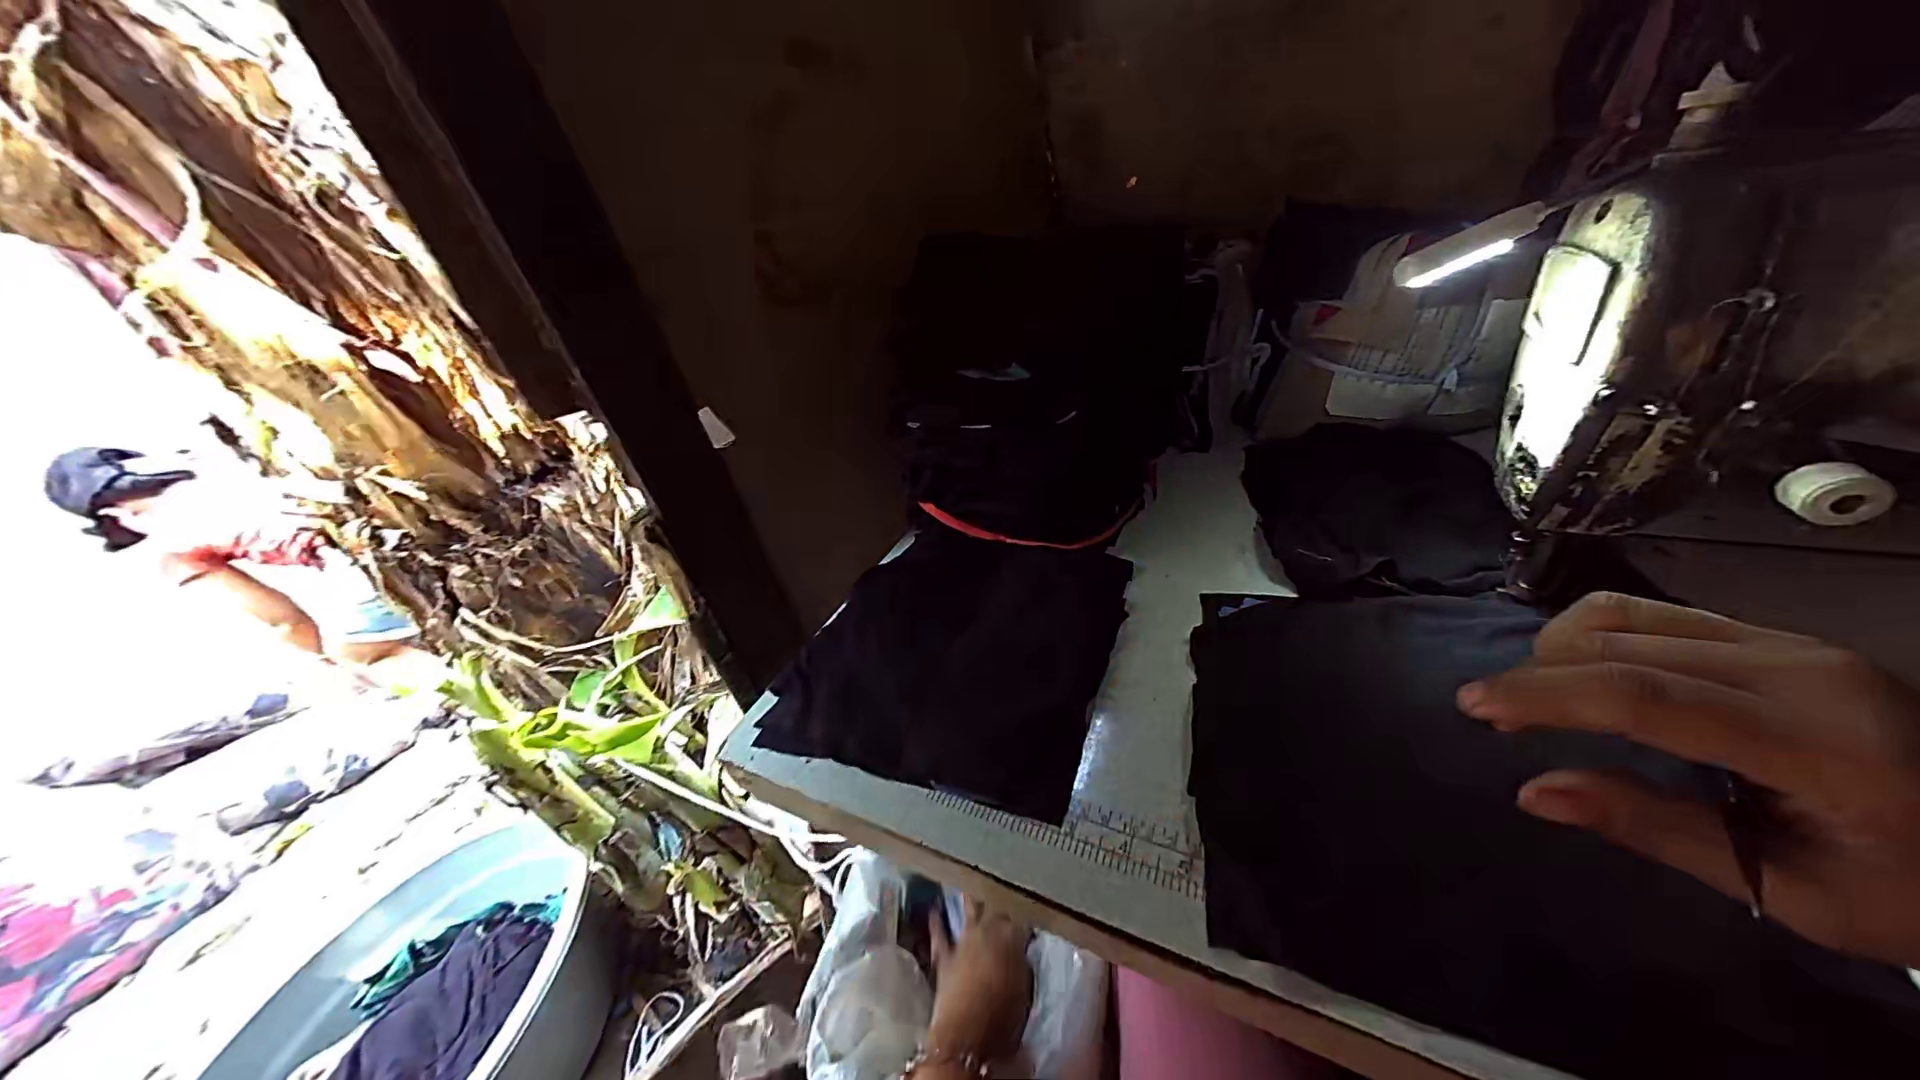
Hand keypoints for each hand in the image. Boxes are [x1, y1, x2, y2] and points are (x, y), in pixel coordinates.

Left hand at [923, 899, 1031, 1067]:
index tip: (1029, 913)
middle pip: (997, 908)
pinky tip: (933, 908)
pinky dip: (936, 921)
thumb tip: (1021, 951)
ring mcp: (964, 940)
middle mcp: (989, 932)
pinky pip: (939, 933)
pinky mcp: (944, 954)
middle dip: (1001, 900)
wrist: (966, 1037)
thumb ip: (1022, 963)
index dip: (1025, 916)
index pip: (1022, 920)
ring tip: (971, 878)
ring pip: (970, 910)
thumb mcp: (1024, 989)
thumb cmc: (1003, 1019)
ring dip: (972, 898)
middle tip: (1004, 890)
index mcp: (1013, 939)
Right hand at [1457, 592, 1919, 968]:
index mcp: (1823, 747)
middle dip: (1535, 677)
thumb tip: (1532, 793)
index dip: (1544, 696)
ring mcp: (1791, 644)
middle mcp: (1804, 673)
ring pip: (1625, 619)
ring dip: (1556, 651)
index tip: (1473, 707)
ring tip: (1535, 694)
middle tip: (1490, 713)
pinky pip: (1652, 612)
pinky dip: (1591, 634)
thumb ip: (1656, 829)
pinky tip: (1579, 669)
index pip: (1645, 697)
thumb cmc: (1912, 888)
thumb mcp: (1796, 892)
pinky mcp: (1776, 635)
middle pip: (1620, 650)